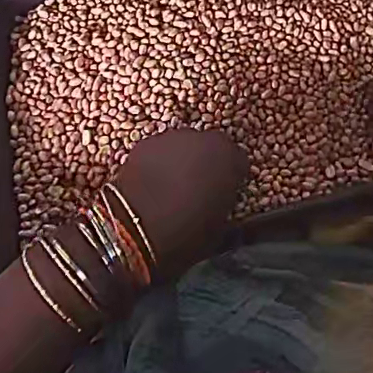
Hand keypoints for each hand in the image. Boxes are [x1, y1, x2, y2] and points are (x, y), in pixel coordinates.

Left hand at [109, 128, 246, 277]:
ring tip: (173, 187)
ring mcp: (172, 137)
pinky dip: (159, 163)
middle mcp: (203, 138)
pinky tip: (152, 184)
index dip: (232, 178)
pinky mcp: (145, 143)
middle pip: (211, 147)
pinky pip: (160, 151)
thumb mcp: (219, 227)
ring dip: (183, 160)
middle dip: (208, 163)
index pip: (239, 161)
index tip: (225, 193)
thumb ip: (224, 202)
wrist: (134, 231)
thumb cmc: (186, 235)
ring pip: (184, 146)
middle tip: (199, 189)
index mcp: (229, 157)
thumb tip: (220, 197)